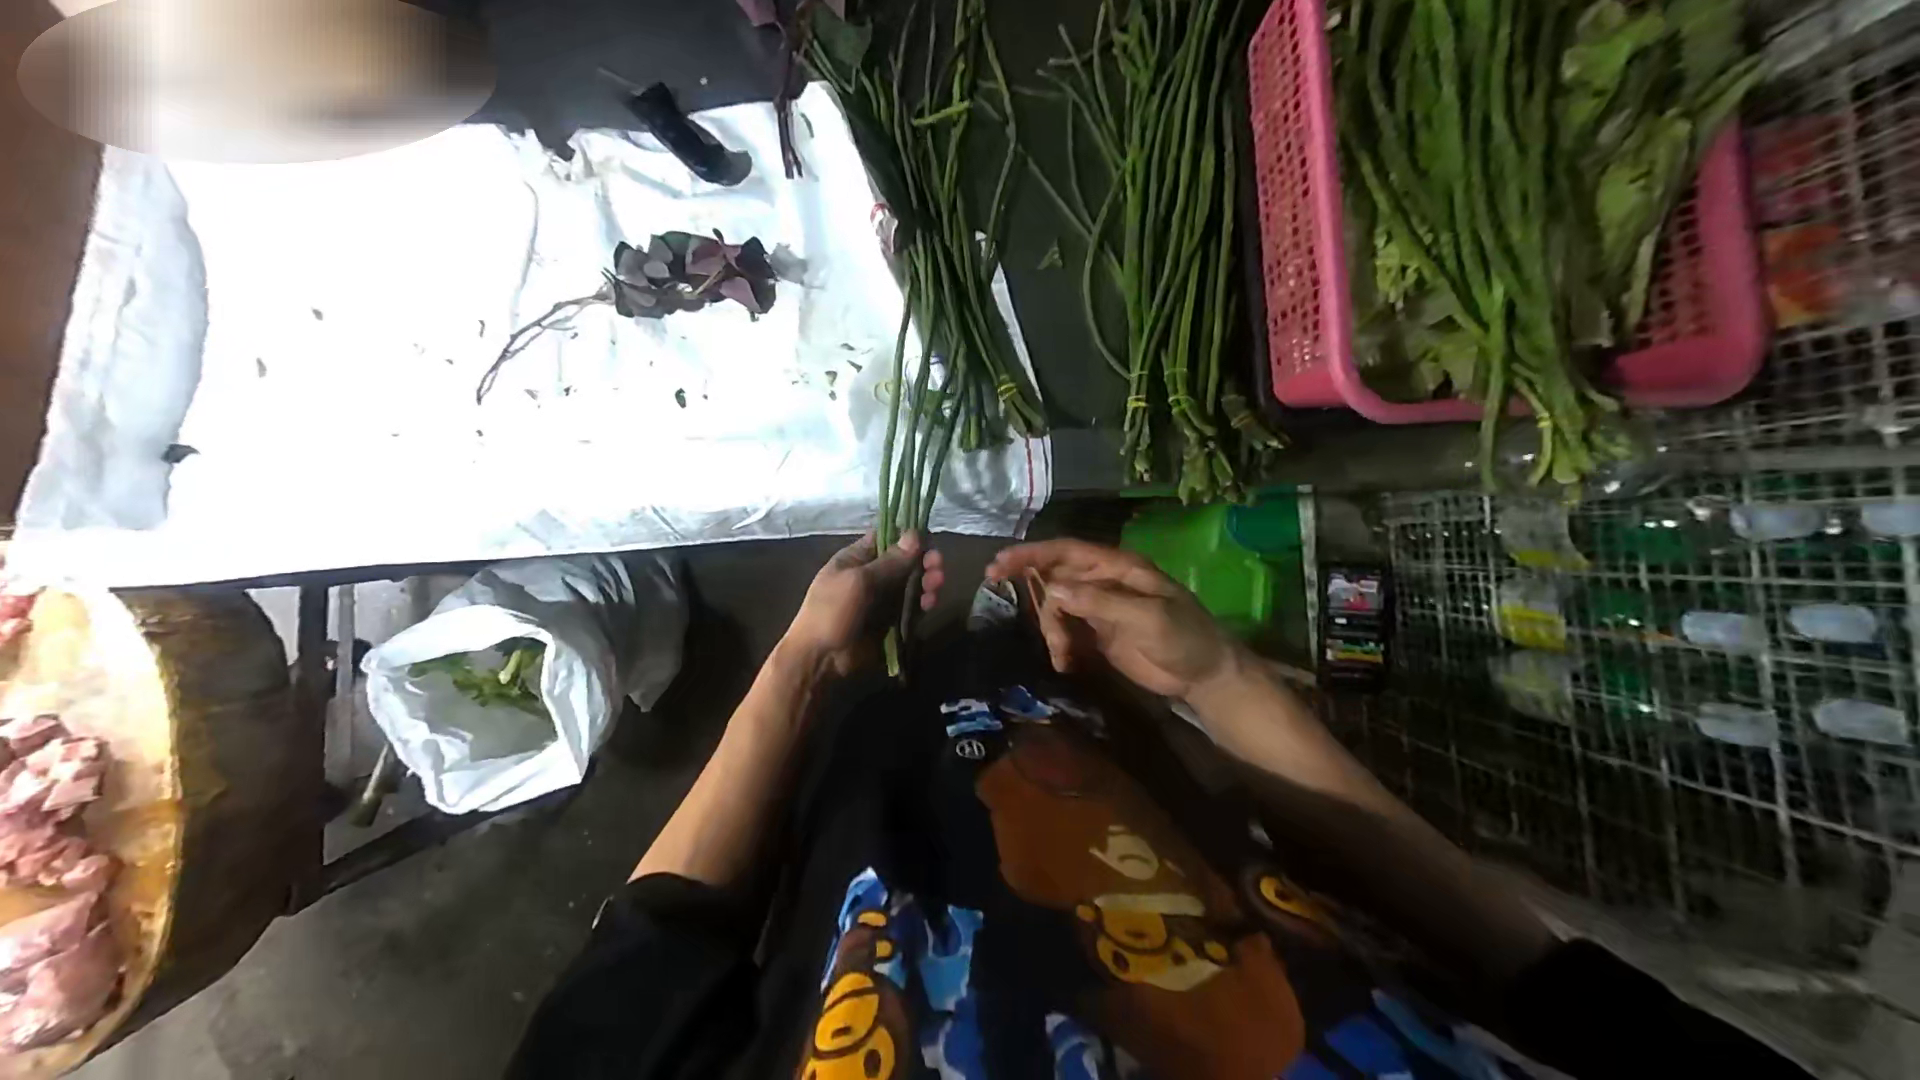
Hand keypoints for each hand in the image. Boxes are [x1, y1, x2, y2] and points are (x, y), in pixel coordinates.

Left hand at [782, 532, 944, 676]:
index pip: (886, 538)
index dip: (908, 536)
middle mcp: (872, 575)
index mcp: (857, 559)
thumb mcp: (859, 581)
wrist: (821, 659)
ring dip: (927, 580)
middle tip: (937, 564)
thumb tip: (916, 534)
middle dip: (923, 559)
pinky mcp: (892, 620)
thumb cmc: (832, 612)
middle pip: (904, 560)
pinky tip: (931, 602)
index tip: (928, 539)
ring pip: (912, 583)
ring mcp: (883, 599)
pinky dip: (924, 601)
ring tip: (936, 583)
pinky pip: (913, 606)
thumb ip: (890, 561)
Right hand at [987, 539, 1240, 698]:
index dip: (1032, 554)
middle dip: (1037, 596)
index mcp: (1117, 568)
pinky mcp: (1097, 634)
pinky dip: (1060, 646)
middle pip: (1055, 578)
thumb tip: (1053, 591)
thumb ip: (1100, 603)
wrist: (1205, 676)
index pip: (1067, 551)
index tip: (999, 563)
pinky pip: (1065, 632)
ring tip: (1063, 656)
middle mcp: (1103, 582)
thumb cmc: (1185, 637)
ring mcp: (1099, 608)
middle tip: (1020, 609)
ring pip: (1056, 609)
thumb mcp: (1146, 617)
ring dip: (1052, 631)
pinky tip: (1066, 663)